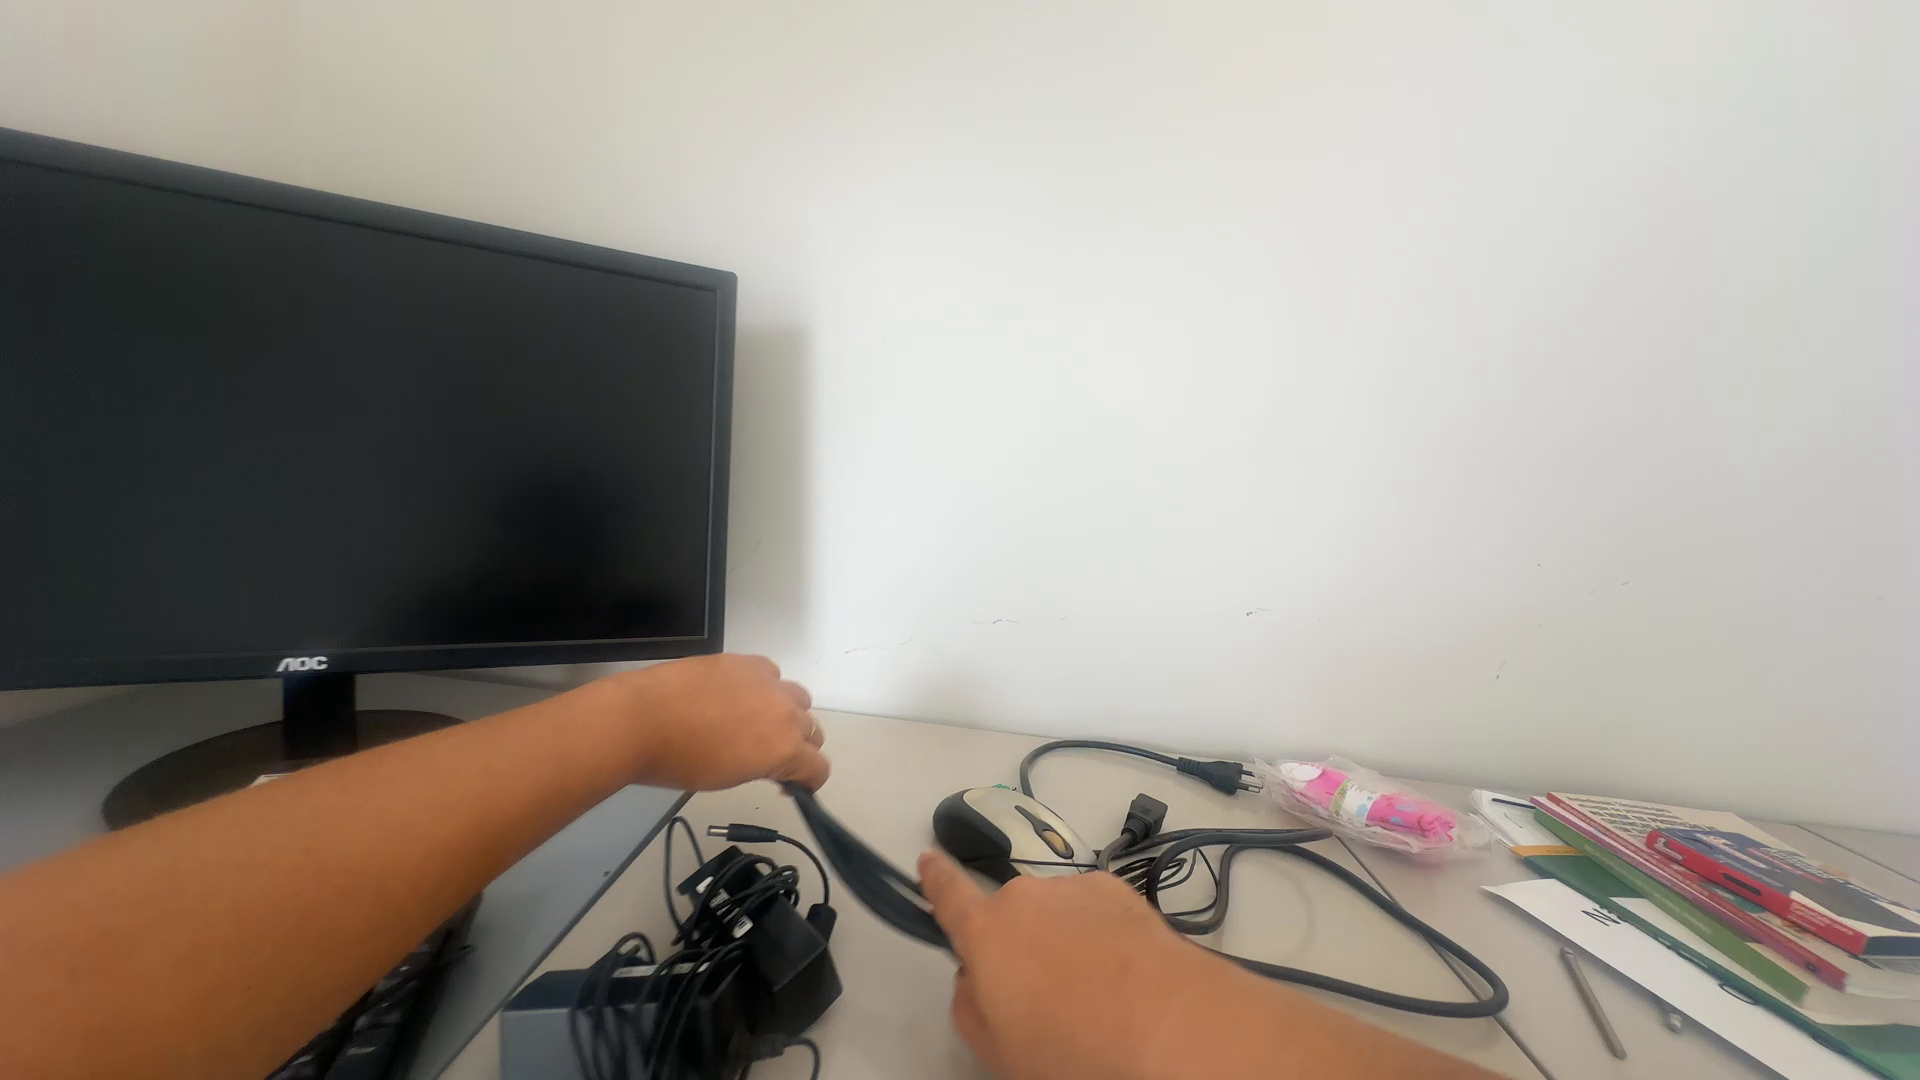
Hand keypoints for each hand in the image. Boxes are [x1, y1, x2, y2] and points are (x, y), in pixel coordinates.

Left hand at [598, 654, 827, 791]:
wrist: (641, 719)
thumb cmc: (679, 762)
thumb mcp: (727, 777)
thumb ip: (761, 766)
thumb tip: (767, 761)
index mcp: (784, 748)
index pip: (818, 767)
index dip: (809, 781)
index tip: (789, 785)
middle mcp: (786, 712)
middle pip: (813, 730)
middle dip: (799, 747)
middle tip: (770, 756)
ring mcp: (768, 681)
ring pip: (799, 698)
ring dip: (789, 713)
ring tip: (758, 721)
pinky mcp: (746, 661)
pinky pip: (772, 674)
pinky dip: (765, 687)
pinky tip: (740, 695)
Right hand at [918, 851, 1234, 1079]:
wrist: (1164, 1022)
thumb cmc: (1070, 1046)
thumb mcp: (997, 1048)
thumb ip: (969, 1005)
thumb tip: (973, 976)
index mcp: (987, 931)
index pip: (948, 895)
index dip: (935, 877)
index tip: (928, 856)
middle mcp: (1024, 896)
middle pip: (1011, 917)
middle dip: (1019, 945)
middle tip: (1045, 993)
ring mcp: (1072, 887)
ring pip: (1055, 914)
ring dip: (1063, 940)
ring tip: (1095, 990)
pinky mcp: (1116, 889)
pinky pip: (1093, 910)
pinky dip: (1100, 933)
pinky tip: (1123, 971)